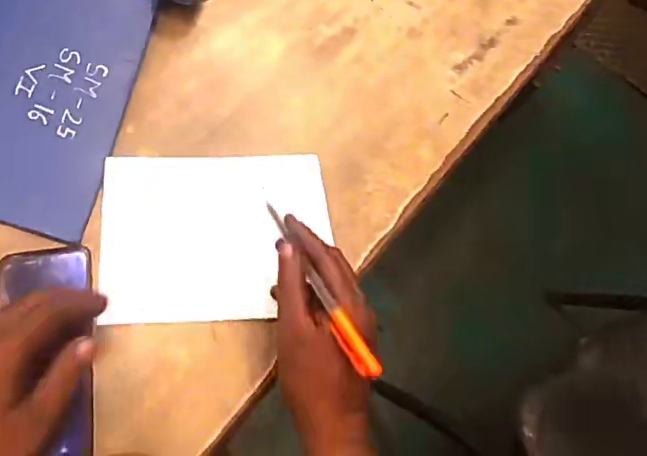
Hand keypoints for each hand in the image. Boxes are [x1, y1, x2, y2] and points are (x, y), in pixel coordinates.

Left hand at [0, 289, 104, 455]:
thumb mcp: (28, 430)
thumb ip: (60, 384)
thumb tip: (87, 343)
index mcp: (5, 348)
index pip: (49, 309)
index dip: (78, 301)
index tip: (104, 302)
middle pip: (28, 303)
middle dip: (61, 299)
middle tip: (89, 306)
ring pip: (9, 313)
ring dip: (39, 309)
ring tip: (64, 320)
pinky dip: (19, 323)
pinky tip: (26, 345)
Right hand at [276, 217, 375, 455]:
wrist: (334, 429)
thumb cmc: (309, 379)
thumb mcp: (292, 327)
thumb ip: (290, 283)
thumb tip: (288, 245)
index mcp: (350, 302)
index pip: (325, 256)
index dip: (304, 235)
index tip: (285, 218)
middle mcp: (361, 307)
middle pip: (334, 265)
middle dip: (310, 246)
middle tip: (287, 232)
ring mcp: (360, 322)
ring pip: (335, 281)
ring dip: (311, 268)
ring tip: (286, 261)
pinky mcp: (354, 335)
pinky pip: (335, 298)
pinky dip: (315, 289)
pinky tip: (296, 295)